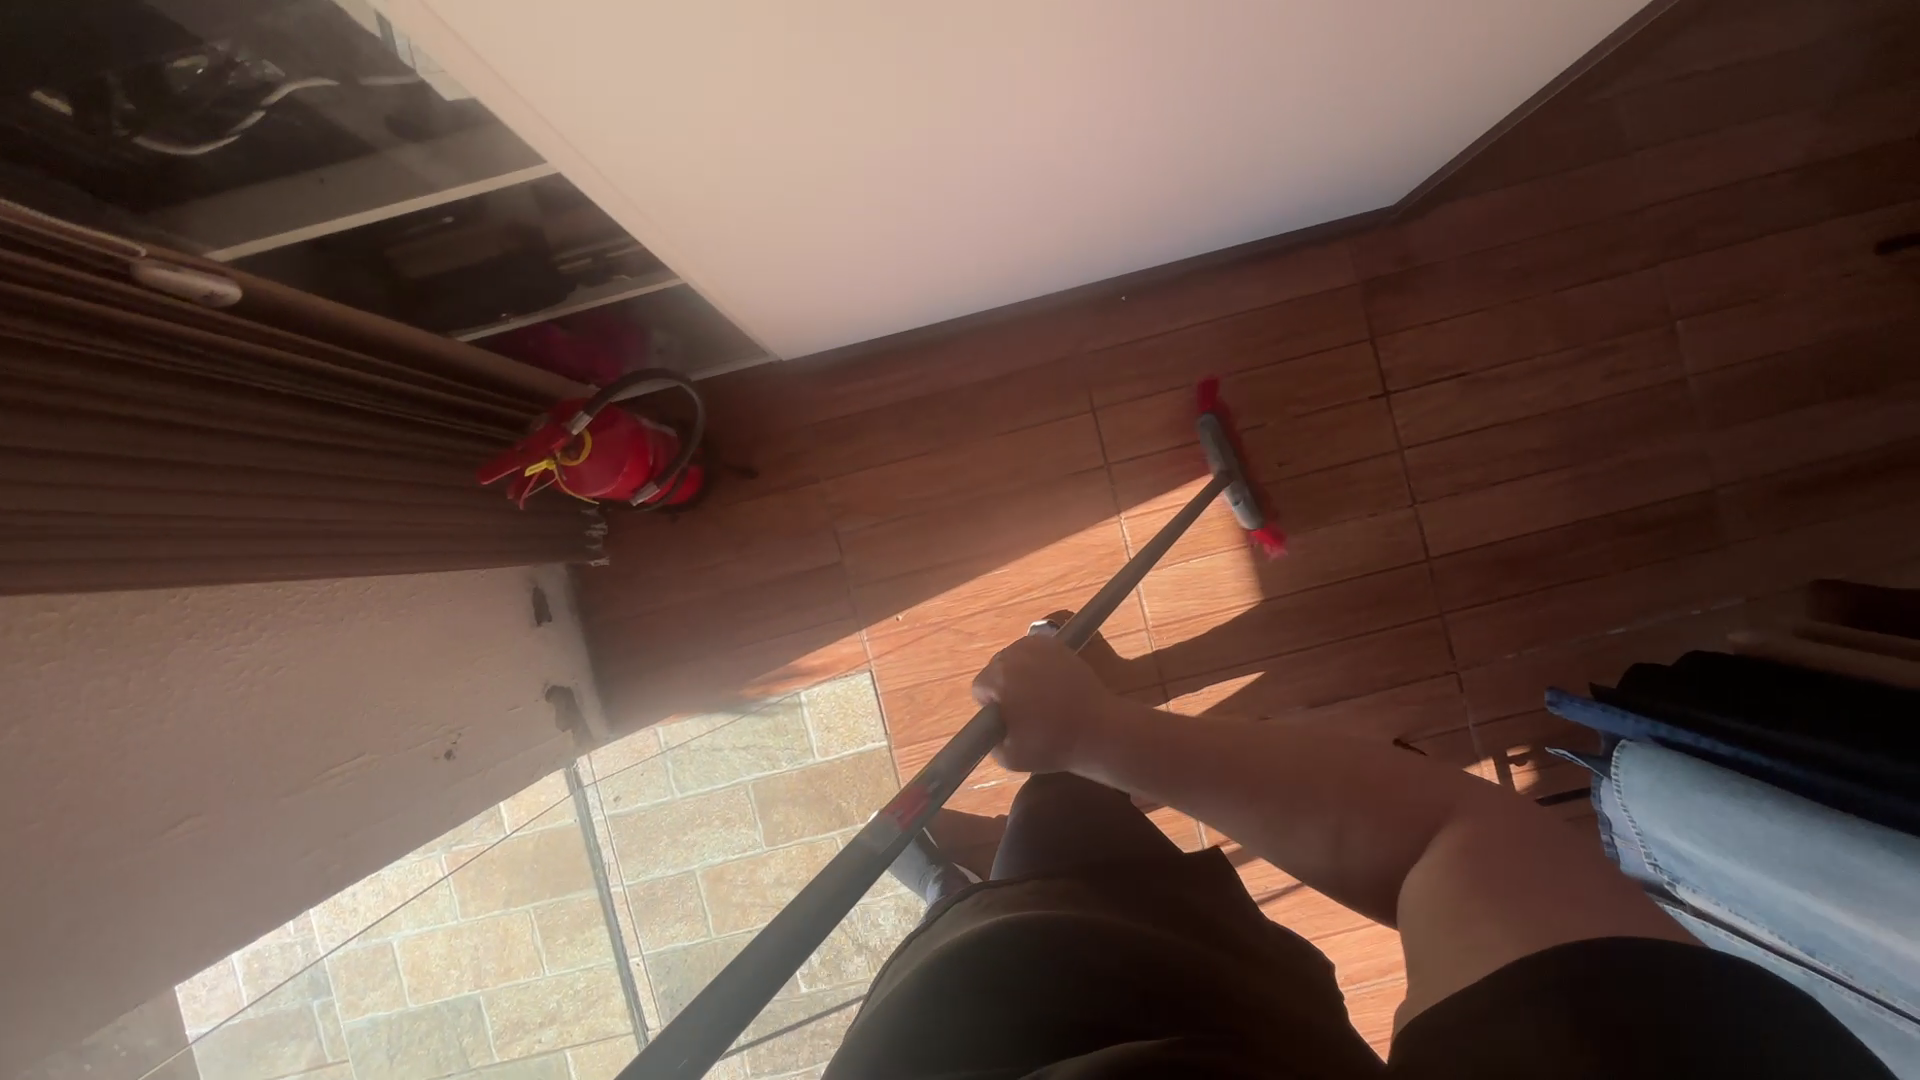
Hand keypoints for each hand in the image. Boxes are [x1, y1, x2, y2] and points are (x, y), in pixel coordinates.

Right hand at [971, 636, 1119, 772]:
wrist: (1098, 728)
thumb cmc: (1052, 744)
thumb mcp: (1008, 756)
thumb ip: (989, 738)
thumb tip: (990, 724)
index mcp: (999, 677)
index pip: (980, 687)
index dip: (992, 706)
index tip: (1011, 720)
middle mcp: (1015, 654)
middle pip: (996, 669)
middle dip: (1006, 687)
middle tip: (1027, 710)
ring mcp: (1038, 645)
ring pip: (1015, 658)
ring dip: (1021, 674)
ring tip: (1042, 698)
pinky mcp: (1058, 645)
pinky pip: (1034, 652)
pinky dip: (1038, 665)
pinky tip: (1052, 684)